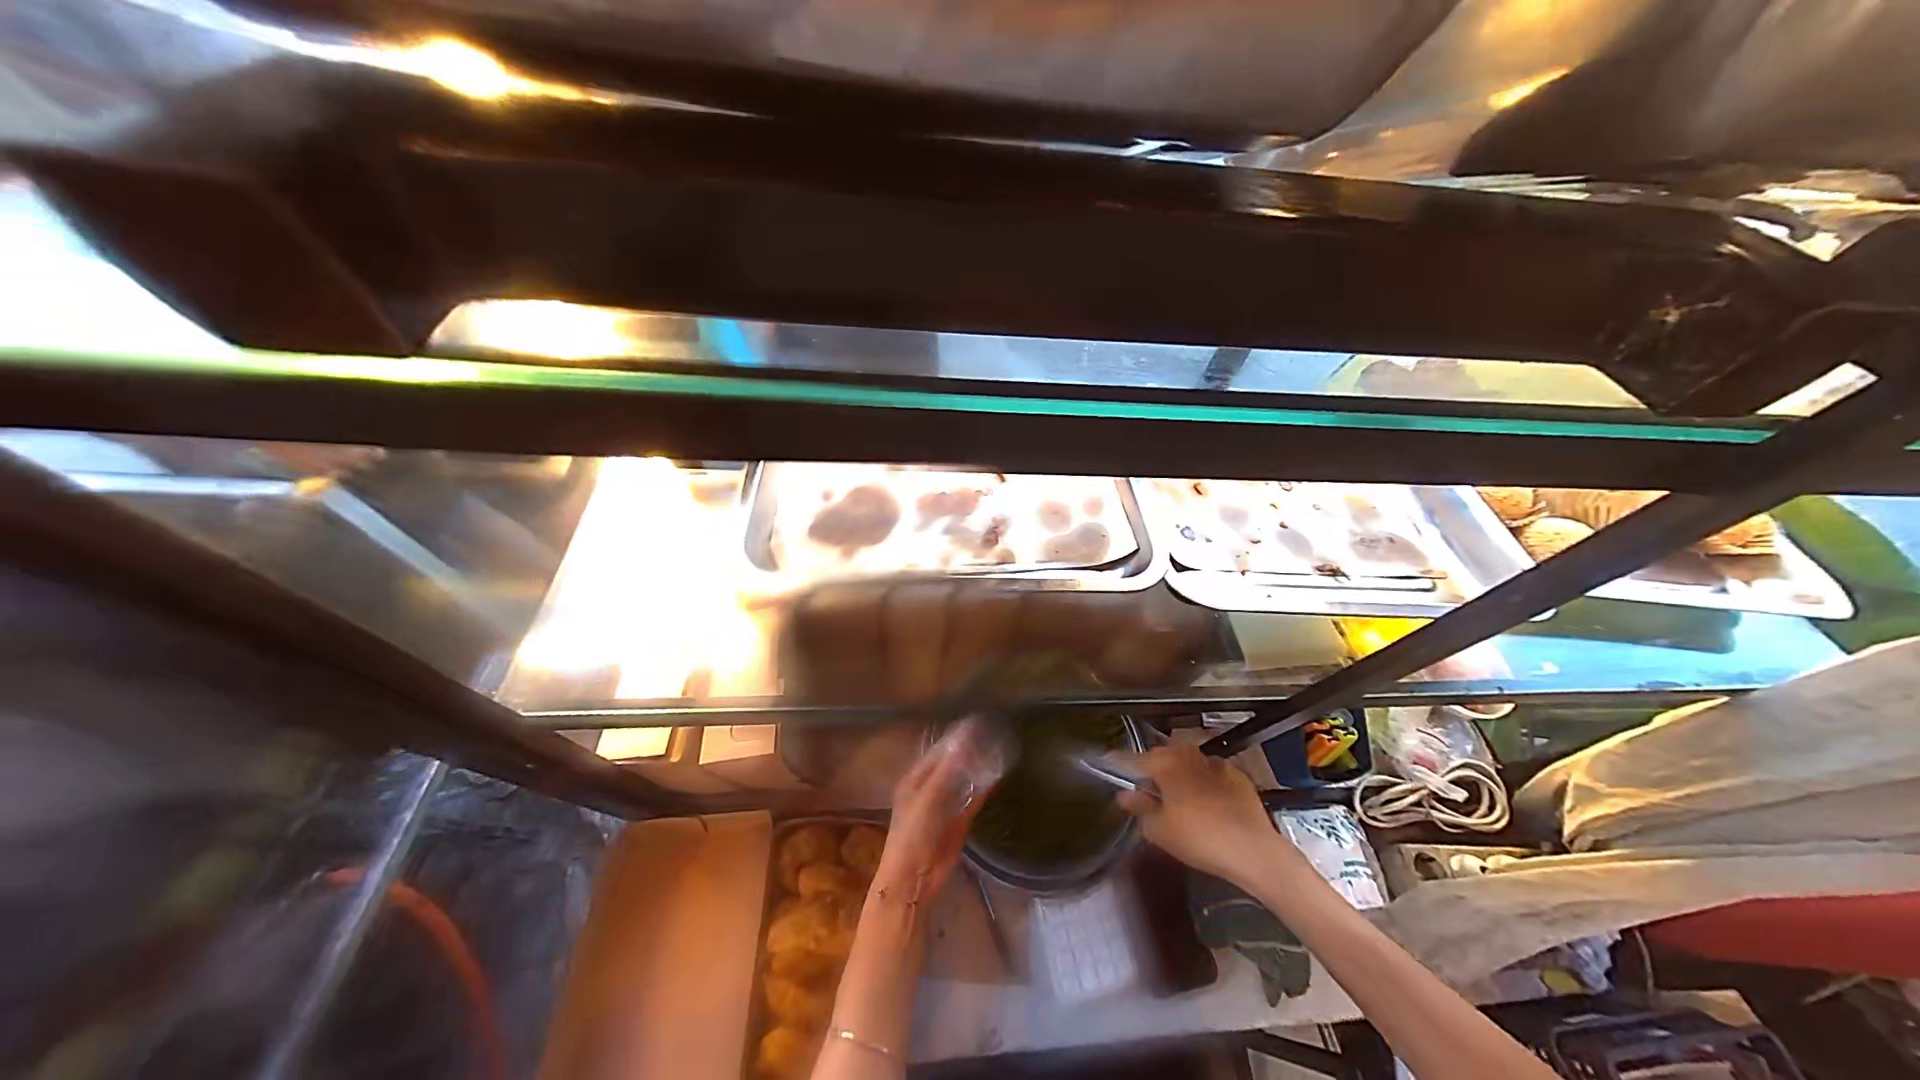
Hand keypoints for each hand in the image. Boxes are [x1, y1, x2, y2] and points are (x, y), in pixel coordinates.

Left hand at [873, 730, 995, 897]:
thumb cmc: (912, 834)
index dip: (957, 737)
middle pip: (953, 764)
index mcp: (916, 779)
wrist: (913, 878)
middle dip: (970, 750)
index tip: (978, 722)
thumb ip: (946, 770)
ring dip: (978, 768)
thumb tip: (964, 740)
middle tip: (993, 732)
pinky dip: (983, 788)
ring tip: (999, 748)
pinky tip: (998, 776)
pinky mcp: (958, 822)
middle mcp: (930, 788)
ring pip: (964, 780)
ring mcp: (945, 805)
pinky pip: (972, 799)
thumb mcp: (927, 798)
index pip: (939, 751)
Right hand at [1117, 742, 1292, 887]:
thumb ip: (1139, 808)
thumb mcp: (1159, 830)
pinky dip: (1204, 780)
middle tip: (1146, 786)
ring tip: (1176, 793)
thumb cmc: (1198, 838)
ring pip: (1188, 761)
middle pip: (1163, 755)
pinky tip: (1206, 799)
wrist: (1253, 850)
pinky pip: (1212, 772)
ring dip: (1179, 771)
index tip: (1108, 766)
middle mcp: (1189, 755)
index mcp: (1165, 764)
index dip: (1118, 763)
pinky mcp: (1238, 776)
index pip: (1133, 758)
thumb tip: (1124, 795)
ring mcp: (1216, 763)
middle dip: (1152, 766)